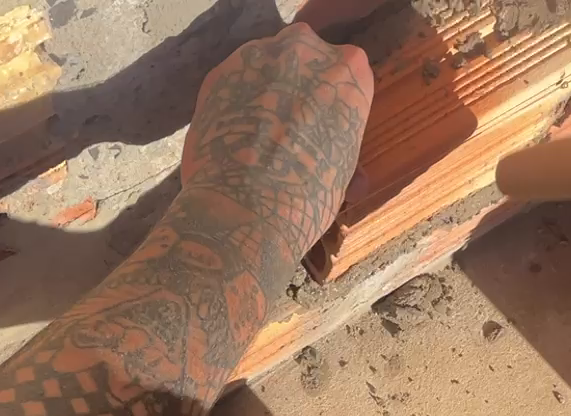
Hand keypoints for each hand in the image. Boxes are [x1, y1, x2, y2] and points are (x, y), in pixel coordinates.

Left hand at [180, 22, 373, 267]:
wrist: (245, 211)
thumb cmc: (307, 201)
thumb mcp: (340, 175)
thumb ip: (338, 147)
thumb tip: (349, 174)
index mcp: (350, 71)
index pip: (344, 77)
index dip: (329, 106)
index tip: (321, 129)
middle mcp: (306, 48)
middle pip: (304, 63)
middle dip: (296, 93)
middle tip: (287, 135)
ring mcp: (259, 54)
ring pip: (266, 69)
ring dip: (264, 96)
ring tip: (256, 142)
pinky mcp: (220, 72)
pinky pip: (232, 85)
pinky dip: (233, 107)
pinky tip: (232, 141)